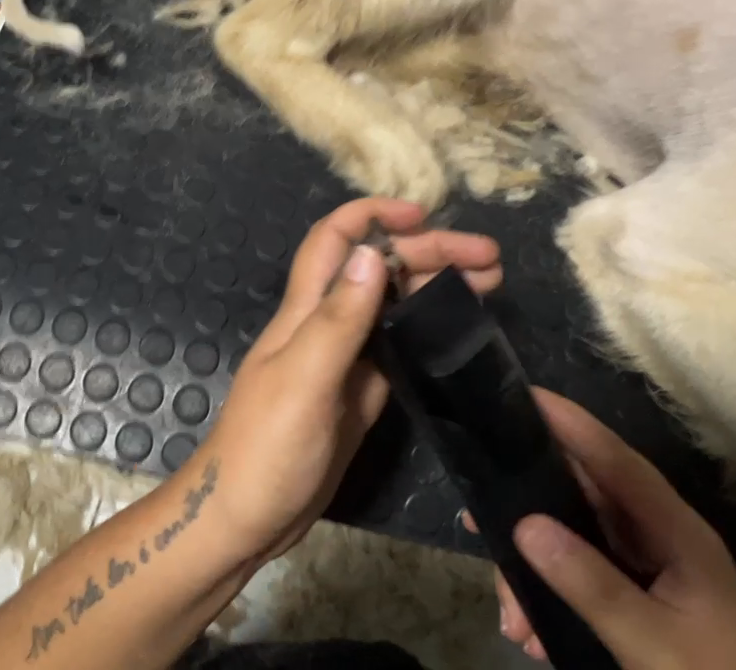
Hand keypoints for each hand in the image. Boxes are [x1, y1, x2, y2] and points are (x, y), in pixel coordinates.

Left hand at [197, 198, 501, 564]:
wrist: (245, 519)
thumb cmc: (267, 449)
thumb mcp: (304, 381)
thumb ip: (338, 319)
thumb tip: (372, 252)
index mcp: (304, 312)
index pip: (334, 240)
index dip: (373, 216)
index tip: (423, 215)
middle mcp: (324, 325)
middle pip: (376, 269)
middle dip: (427, 251)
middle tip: (489, 258)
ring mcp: (342, 360)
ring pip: (391, 305)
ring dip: (435, 286)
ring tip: (490, 283)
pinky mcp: (357, 394)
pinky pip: (397, 348)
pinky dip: (428, 330)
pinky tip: (459, 331)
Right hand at [482, 389, 735, 668]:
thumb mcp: (652, 643)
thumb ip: (592, 585)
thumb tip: (526, 525)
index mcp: (678, 534)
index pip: (620, 463)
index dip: (575, 425)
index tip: (528, 394)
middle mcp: (657, 538)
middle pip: (580, 498)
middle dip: (528, 511)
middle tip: (475, 518)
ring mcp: (641, 568)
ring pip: (567, 539)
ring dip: (530, 572)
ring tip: (511, 618)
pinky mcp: (627, 596)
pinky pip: (571, 575)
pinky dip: (543, 598)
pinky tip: (528, 633)